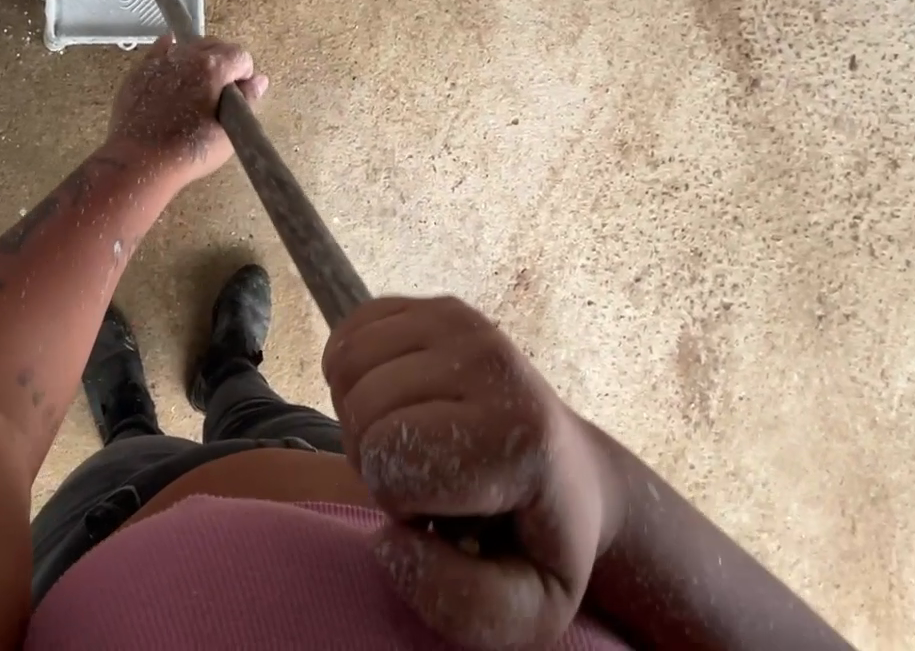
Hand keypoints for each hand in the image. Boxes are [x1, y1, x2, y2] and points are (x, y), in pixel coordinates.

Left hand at [105, 35, 267, 186]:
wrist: (140, 160)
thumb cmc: (189, 151)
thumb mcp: (228, 131)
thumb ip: (247, 100)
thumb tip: (258, 80)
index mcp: (213, 67)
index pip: (241, 56)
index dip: (244, 75)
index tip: (239, 95)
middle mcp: (187, 55)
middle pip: (215, 45)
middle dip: (224, 64)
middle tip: (220, 93)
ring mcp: (161, 61)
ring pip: (189, 47)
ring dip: (199, 60)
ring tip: (197, 88)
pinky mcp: (140, 72)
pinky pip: (161, 51)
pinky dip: (171, 55)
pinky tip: (174, 70)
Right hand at [323, 297, 621, 650]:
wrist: (568, 473)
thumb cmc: (532, 542)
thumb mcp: (520, 610)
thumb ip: (454, 600)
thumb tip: (387, 537)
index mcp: (519, 435)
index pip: (392, 459)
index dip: (397, 504)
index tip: (440, 515)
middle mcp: (492, 359)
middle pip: (364, 407)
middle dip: (372, 457)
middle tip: (418, 479)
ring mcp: (463, 321)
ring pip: (346, 365)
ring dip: (358, 415)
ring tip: (405, 439)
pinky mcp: (436, 304)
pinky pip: (348, 333)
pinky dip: (349, 374)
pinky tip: (390, 400)